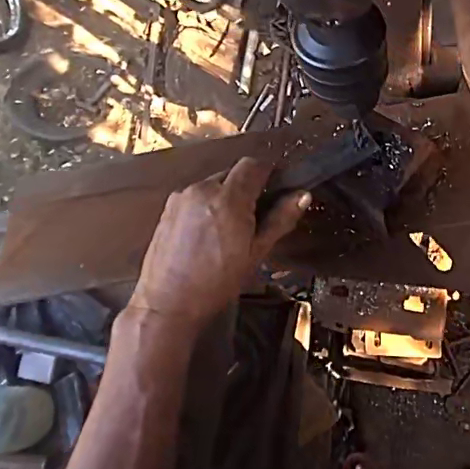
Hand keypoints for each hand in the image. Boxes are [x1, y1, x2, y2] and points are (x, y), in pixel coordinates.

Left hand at [127, 158, 309, 328]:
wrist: (168, 303)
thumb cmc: (216, 283)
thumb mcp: (256, 253)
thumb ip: (280, 219)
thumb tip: (302, 195)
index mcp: (228, 198)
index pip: (253, 164)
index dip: (268, 173)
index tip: (276, 191)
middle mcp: (202, 189)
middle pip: (232, 174)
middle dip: (246, 189)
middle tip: (253, 220)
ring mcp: (181, 197)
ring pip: (212, 185)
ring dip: (225, 198)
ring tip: (228, 232)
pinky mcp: (167, 208)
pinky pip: (195, 197)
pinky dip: (206, 207)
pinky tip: (206, 236)